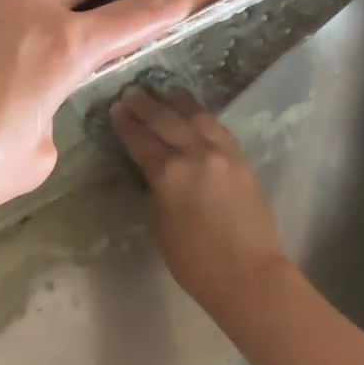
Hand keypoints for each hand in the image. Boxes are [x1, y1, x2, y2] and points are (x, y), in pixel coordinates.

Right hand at [110, 87, 293, 315]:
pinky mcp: (242, 161)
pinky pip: (218, 129)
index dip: (126, 125)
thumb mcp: (158, 225)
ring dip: (178, 103)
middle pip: (168, 122)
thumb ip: (155, 191)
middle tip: (132, 91)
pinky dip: (202, 117)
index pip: (142, 141)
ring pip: (198, 118)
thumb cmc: (192, 260)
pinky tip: (195, 113)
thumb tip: (153, 174)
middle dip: (148, 106)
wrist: (248, 273)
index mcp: (169, 174)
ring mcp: (224, 155)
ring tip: (164, 92)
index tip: (115, 108)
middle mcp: (197, 155)